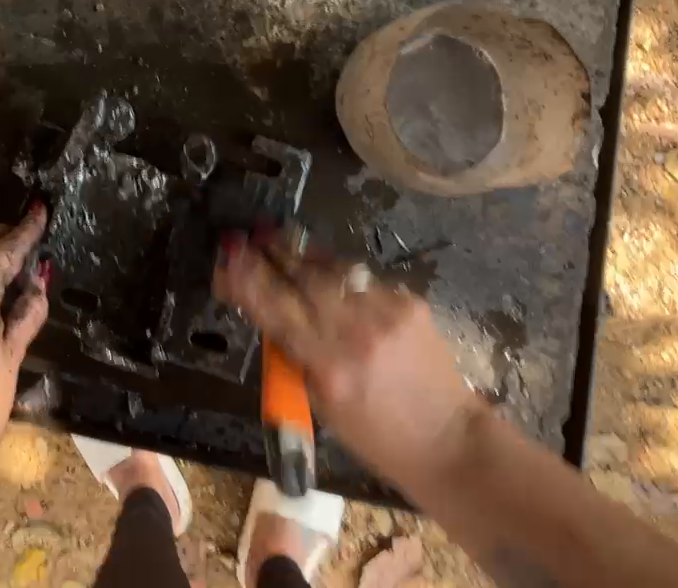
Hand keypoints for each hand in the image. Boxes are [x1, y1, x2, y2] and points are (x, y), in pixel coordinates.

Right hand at [215, 241, 483, 490]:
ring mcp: (386, 312)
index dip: (248, 280)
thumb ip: (294, 354)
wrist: (450, 440)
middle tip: (247, 238)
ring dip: (302, 257)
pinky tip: (327, 274)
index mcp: (329, 367)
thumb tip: (266, 309)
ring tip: (278, 243)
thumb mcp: (322, 405)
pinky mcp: (409, 302)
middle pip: (303, 278)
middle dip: (271, 255)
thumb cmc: (377, 435)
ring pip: (332, 270)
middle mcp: (356, 333)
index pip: (276, 310)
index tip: (228, 258)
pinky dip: (338, 275)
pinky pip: (361, 278)